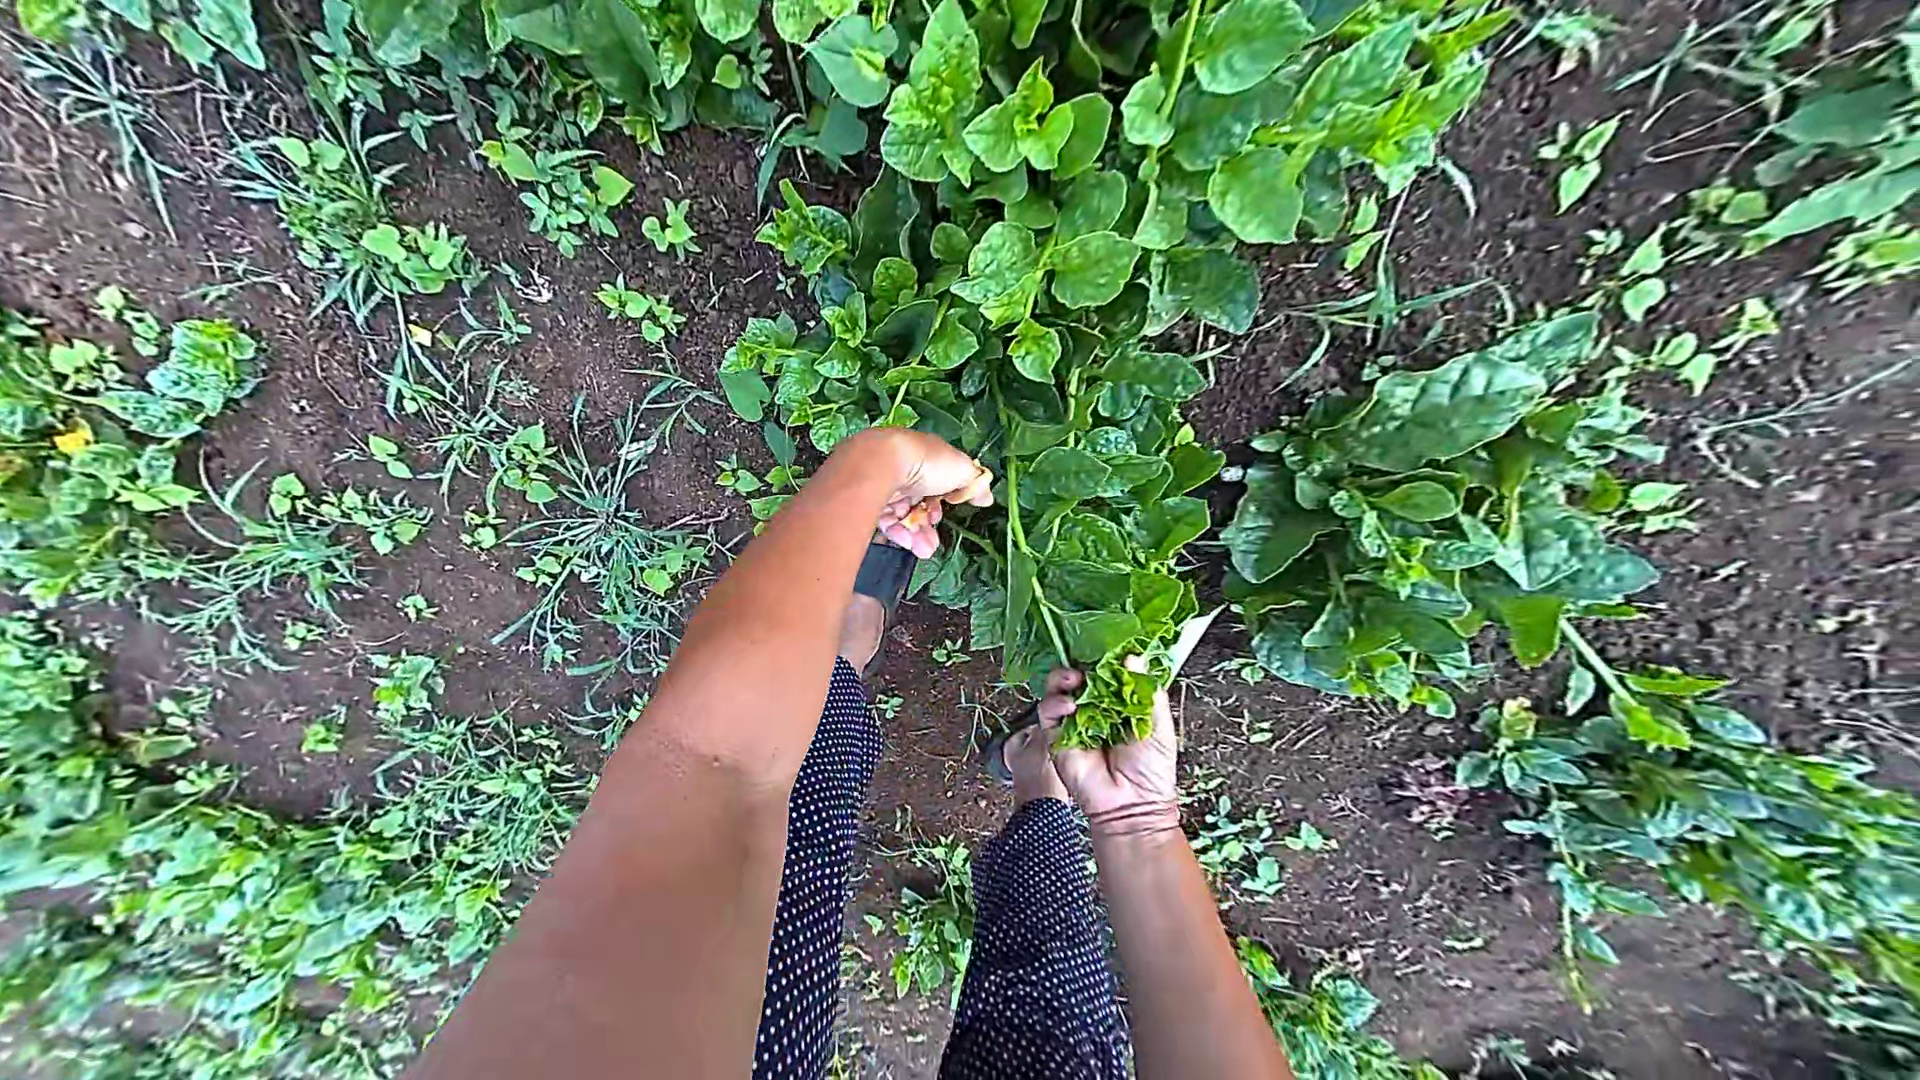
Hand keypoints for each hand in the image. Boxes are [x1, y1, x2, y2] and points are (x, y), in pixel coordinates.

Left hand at [856, 429, 992, 557]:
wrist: (880, 463)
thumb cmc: (925, 461)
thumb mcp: (961, 469)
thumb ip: (975, 484)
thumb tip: (987, 497)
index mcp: (924, 457)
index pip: (936, 481)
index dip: (944, 500)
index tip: (950, 512)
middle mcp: (902, 470)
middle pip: (917, 502)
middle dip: (929, 525)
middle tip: (935, 541)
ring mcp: (883, 484)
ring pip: (902, 515)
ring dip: (917, 535)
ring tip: (925, 550)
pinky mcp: (866, 501)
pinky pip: (885, 521)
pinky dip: (899, 535)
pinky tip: (910, 545)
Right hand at [1042, 657, 1180, 839]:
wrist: (1134, 806)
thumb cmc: (1151, 769)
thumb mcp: (1158, 724)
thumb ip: (1146, 689)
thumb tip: (1132, 656)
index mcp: (1115, 702)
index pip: (1103, 672)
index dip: (1100, 659)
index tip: (1102, 648)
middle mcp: (1092, 708)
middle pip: (1076, 675)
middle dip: (1077, 664)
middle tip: (1085, 664)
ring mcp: (1072, 721)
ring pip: (1057, 688)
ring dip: (1062, 678)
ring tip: (1074, 679)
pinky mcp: (1056, 736)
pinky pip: (1047, 712)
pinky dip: (1054, 703)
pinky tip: (1070, 706)